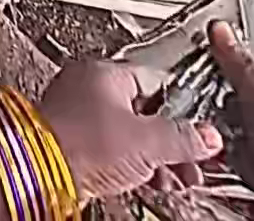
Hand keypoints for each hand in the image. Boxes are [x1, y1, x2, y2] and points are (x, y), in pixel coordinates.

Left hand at [39, 60, 222, 199]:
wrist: (45, 163)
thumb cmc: (84, 140)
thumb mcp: (146, 140)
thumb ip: (181, 137)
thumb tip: (208, 135)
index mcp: (104, 73)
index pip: (154, 81)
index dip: (182, 109)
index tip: (203, 133)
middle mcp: (89, 84)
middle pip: (143, 109)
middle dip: (172, 141)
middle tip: (193, 164)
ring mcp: (80, 109)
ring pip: (130, 130)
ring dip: (158, 156)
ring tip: (177, 178)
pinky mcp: (76, 134)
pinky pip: (114, 144)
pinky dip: (135, 162)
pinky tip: (152, 181)